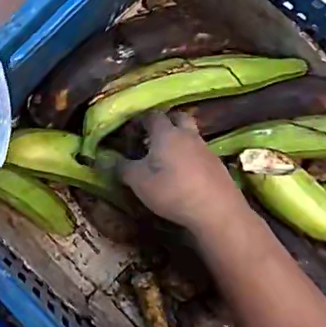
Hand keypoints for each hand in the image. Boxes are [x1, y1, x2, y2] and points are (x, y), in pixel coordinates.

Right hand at [117, 111, 253, 235]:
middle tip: (153, 136)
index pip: (153, 115)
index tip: (132, 129)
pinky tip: (185, 175)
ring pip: (191, 136)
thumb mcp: (139, 182)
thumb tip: (107, 159)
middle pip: (178, 117)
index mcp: (166, 134)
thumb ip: (122, 168)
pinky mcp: (218, 166)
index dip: (141, 119)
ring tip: (167, 158)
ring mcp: (206, 149)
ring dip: (180, 141)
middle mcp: (188, 135)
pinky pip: (200, 153)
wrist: (217, 210)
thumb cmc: (172, 191)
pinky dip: (191, 158)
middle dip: (166, 121)